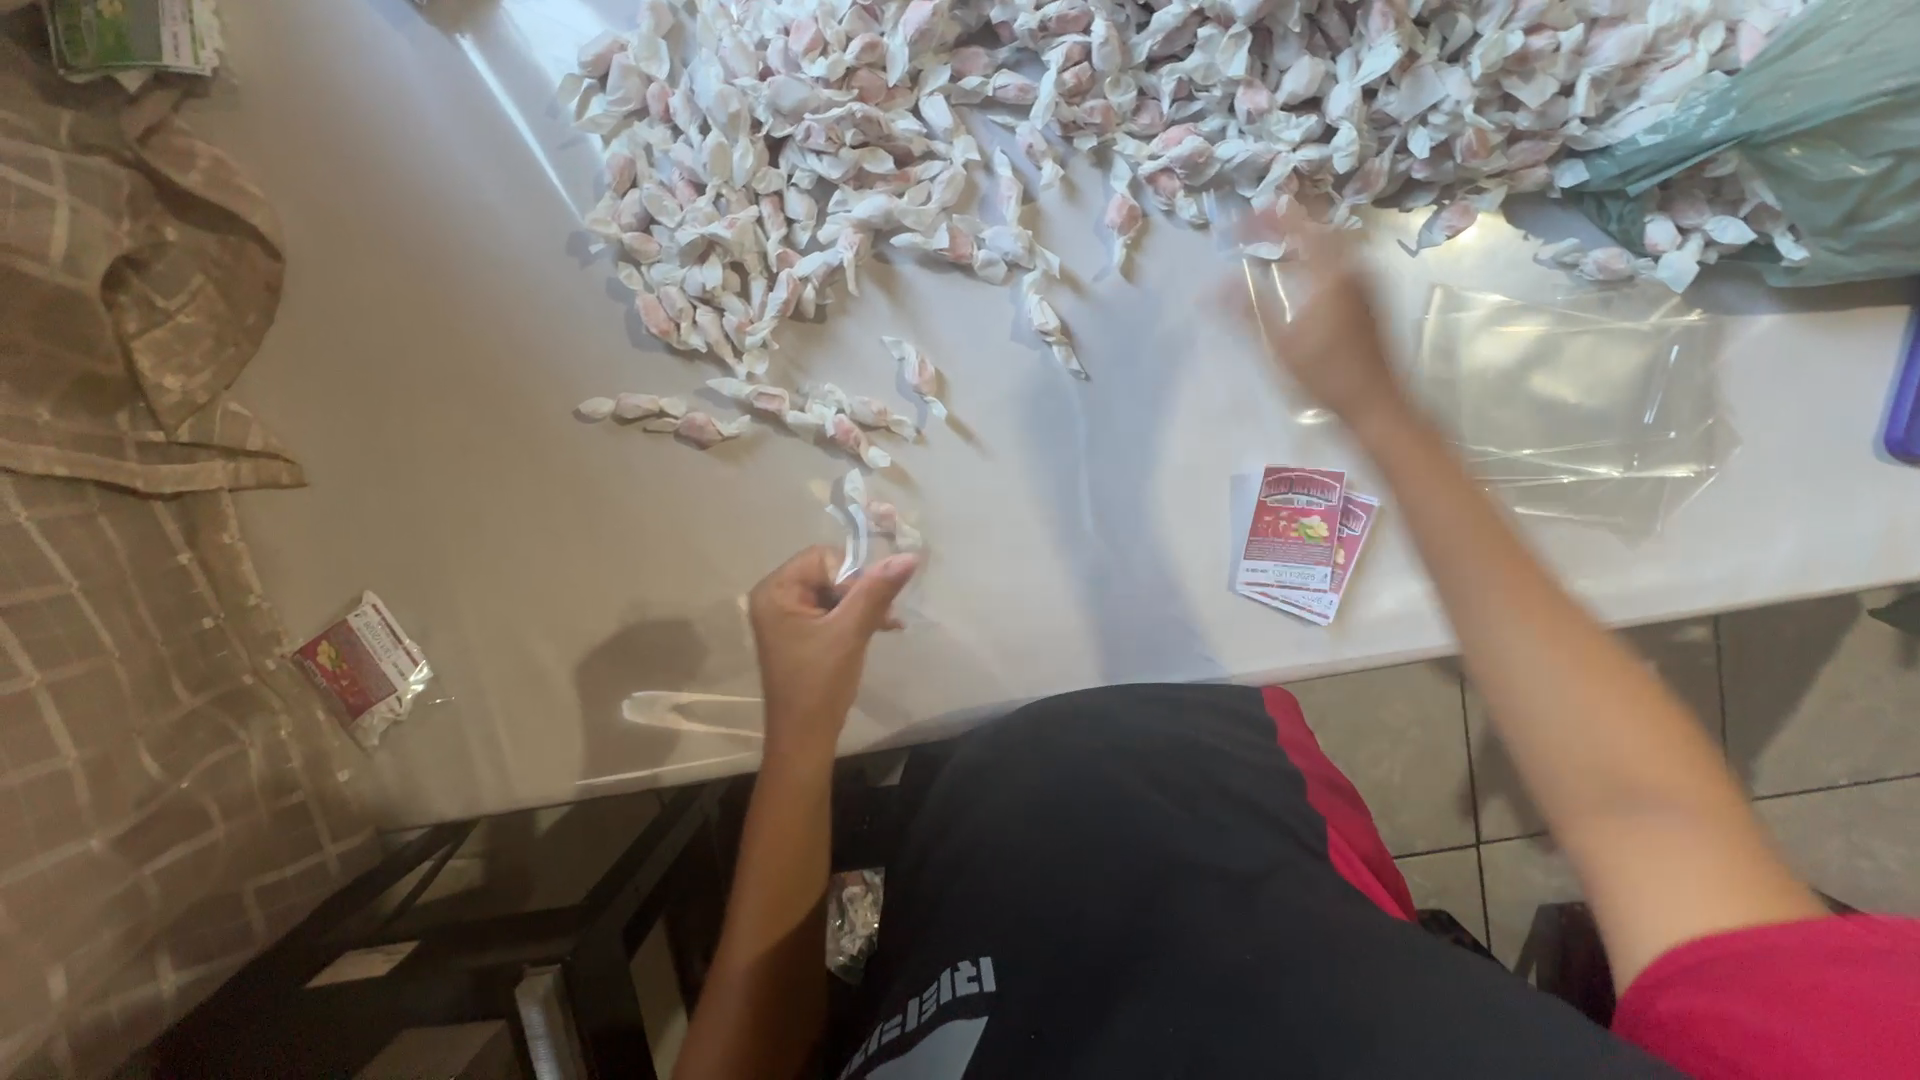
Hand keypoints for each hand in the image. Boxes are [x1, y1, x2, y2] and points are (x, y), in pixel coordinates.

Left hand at [748, 546, 919, 762]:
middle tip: (885, 615)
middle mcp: (776, 597)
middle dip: (860, 591)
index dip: (851, 576)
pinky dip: (855, 617)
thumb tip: (910, 556)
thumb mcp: (850, 632)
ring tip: (886, 624)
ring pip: (835, 591)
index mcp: (775, 591)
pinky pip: (833, 609)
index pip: (823, 557)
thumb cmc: (819, 684)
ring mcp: (787, 616)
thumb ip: (877, 591)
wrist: (805, 738)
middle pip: (829, 571)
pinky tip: (880, 629)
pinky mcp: (801, 632)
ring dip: (863, 605)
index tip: (868, 605)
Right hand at [1233, 210, 1409, 431]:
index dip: (1268, 220)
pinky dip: (1319, 254)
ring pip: (1335, 243)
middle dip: (1289, 222)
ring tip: (1279, 241)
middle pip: (1320, 230)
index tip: (1241, 219)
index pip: (1297, 230)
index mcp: (1331, 274)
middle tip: (1260, 224)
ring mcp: (1367, 283)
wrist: (1376, 402)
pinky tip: (1305, 270)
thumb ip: (1246, 311)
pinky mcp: (1371, 298)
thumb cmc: (1325, 376)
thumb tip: (1210, 290)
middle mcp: (1354, 269)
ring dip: (1306, 237)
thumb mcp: (1278, 345)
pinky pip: (1344, 259)